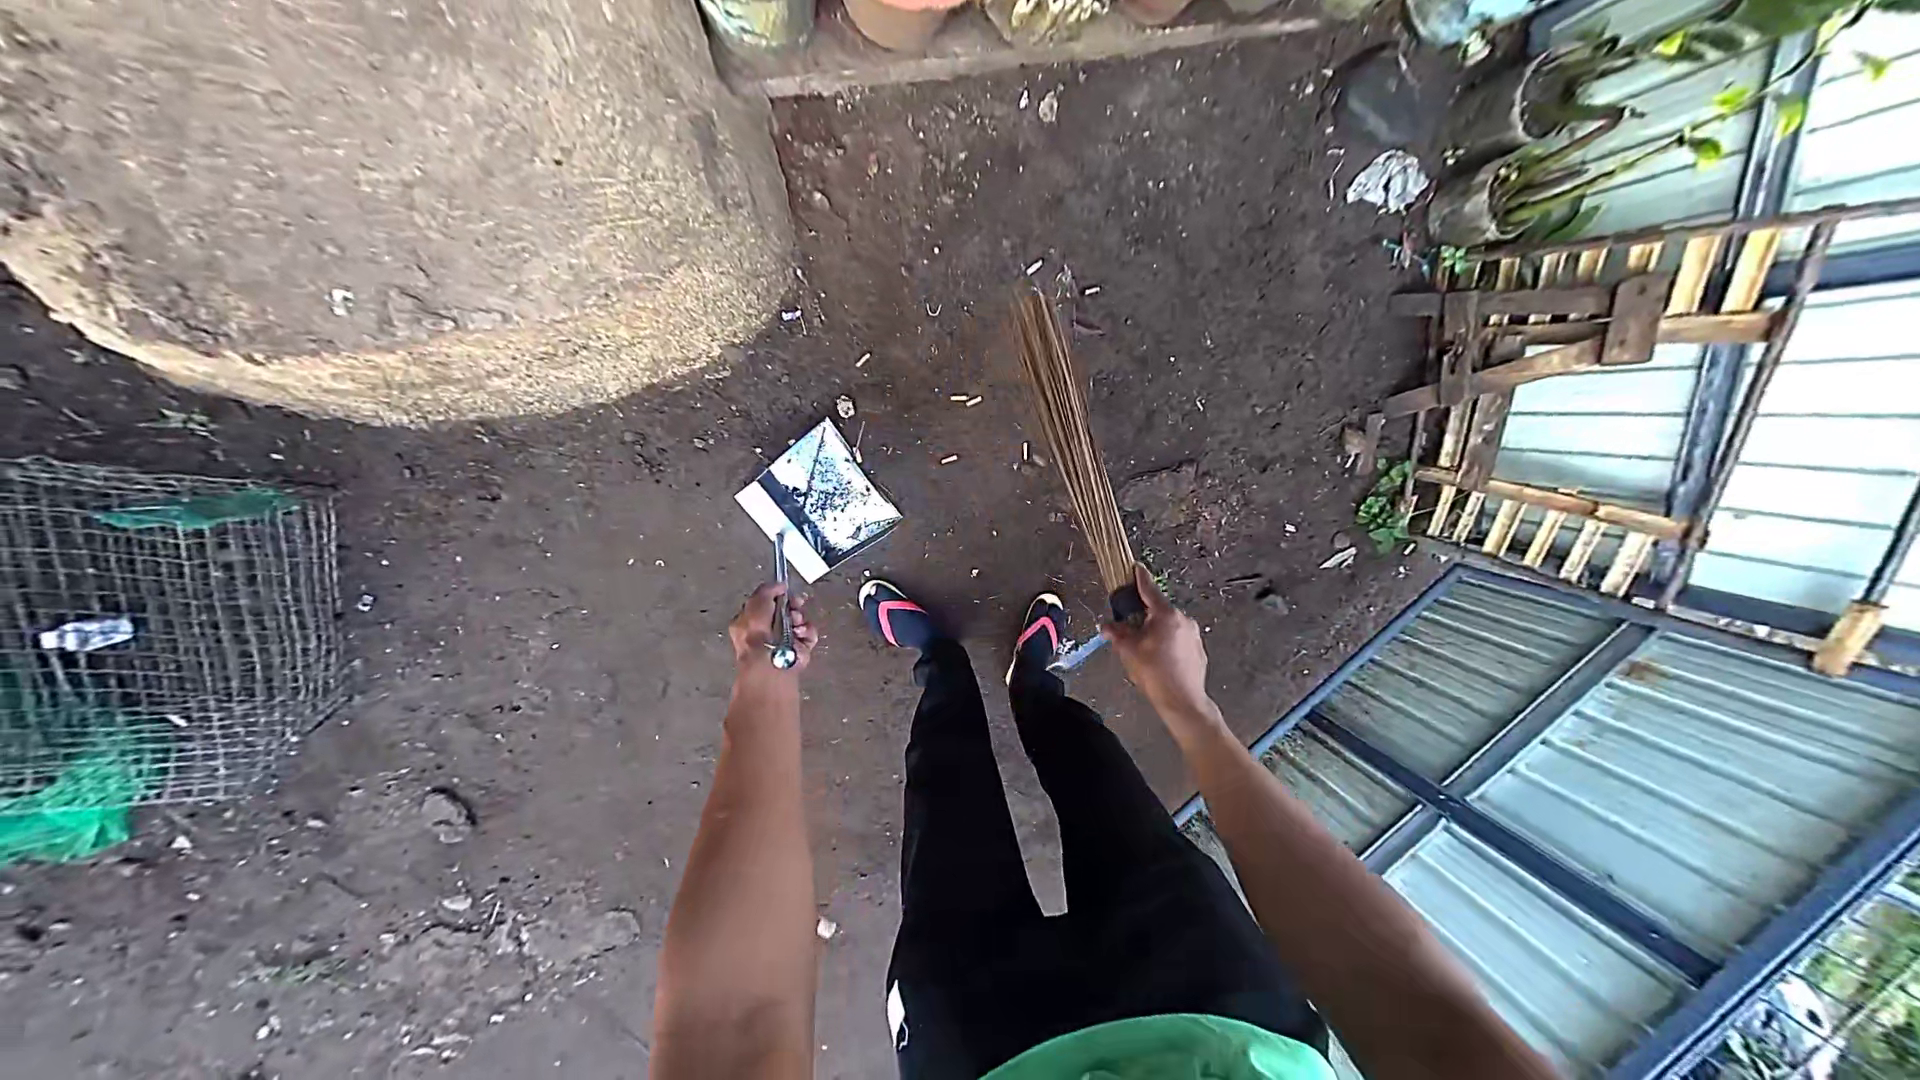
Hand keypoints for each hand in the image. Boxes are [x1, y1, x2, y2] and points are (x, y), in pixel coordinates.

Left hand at [728, 583, 818, 673]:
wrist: (768, 659)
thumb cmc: (756, 631)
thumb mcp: (756, 601)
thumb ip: (768, 589)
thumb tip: (780, 585)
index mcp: (751, 620)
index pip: (769, 603)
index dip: (778, 595)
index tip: (784, 590)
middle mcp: (768, 630)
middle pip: (788, 609)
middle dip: (793, 604)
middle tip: (795, 604)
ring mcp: (785, 640)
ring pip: (800, 620)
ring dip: (799, 617)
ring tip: (795, 621)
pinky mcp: (800, 649)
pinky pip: (809, 633)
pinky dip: (807, 631)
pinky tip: (799, 633)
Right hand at [1103, 563, 1219, 727]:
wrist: (1183, 701)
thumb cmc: (1155, 674)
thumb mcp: (1128, 650)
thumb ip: (1116, 632)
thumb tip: (1106, 625)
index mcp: (1166, 615)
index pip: (1149, 589)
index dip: (1139, 577)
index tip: (1135, 567)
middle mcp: (1183, 620)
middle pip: (1157, 609)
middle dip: (1143, 616)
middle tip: (1129, 628)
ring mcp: (1193, 635)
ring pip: (1168, 625)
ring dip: (1154, 630)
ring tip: (1143, 650)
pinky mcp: (1197, 649)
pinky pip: (1178, 638)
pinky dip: (1166, 642)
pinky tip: (1158, 659)